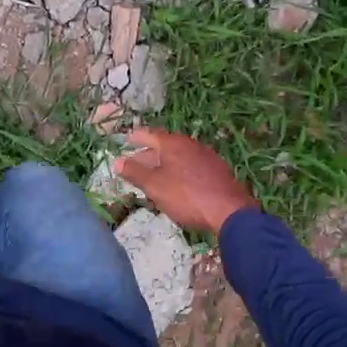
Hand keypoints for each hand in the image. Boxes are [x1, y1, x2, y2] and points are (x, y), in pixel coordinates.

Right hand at [113, 128, 258, 233]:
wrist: (230, 212)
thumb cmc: (185, 195)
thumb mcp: (154, 185)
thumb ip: (134, 172)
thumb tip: (117, 161)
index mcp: (172, 143)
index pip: (148, 135)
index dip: (135, 138)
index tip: (126, 140)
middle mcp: (190, 145)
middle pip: (164, 146)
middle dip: (148, 155)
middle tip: (135, 164)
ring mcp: (206, 157)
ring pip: (179, 158)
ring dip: (164, 165)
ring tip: (154, 177)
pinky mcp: (218, 172)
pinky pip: (191, 167)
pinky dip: (180, 172)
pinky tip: (178, 186)